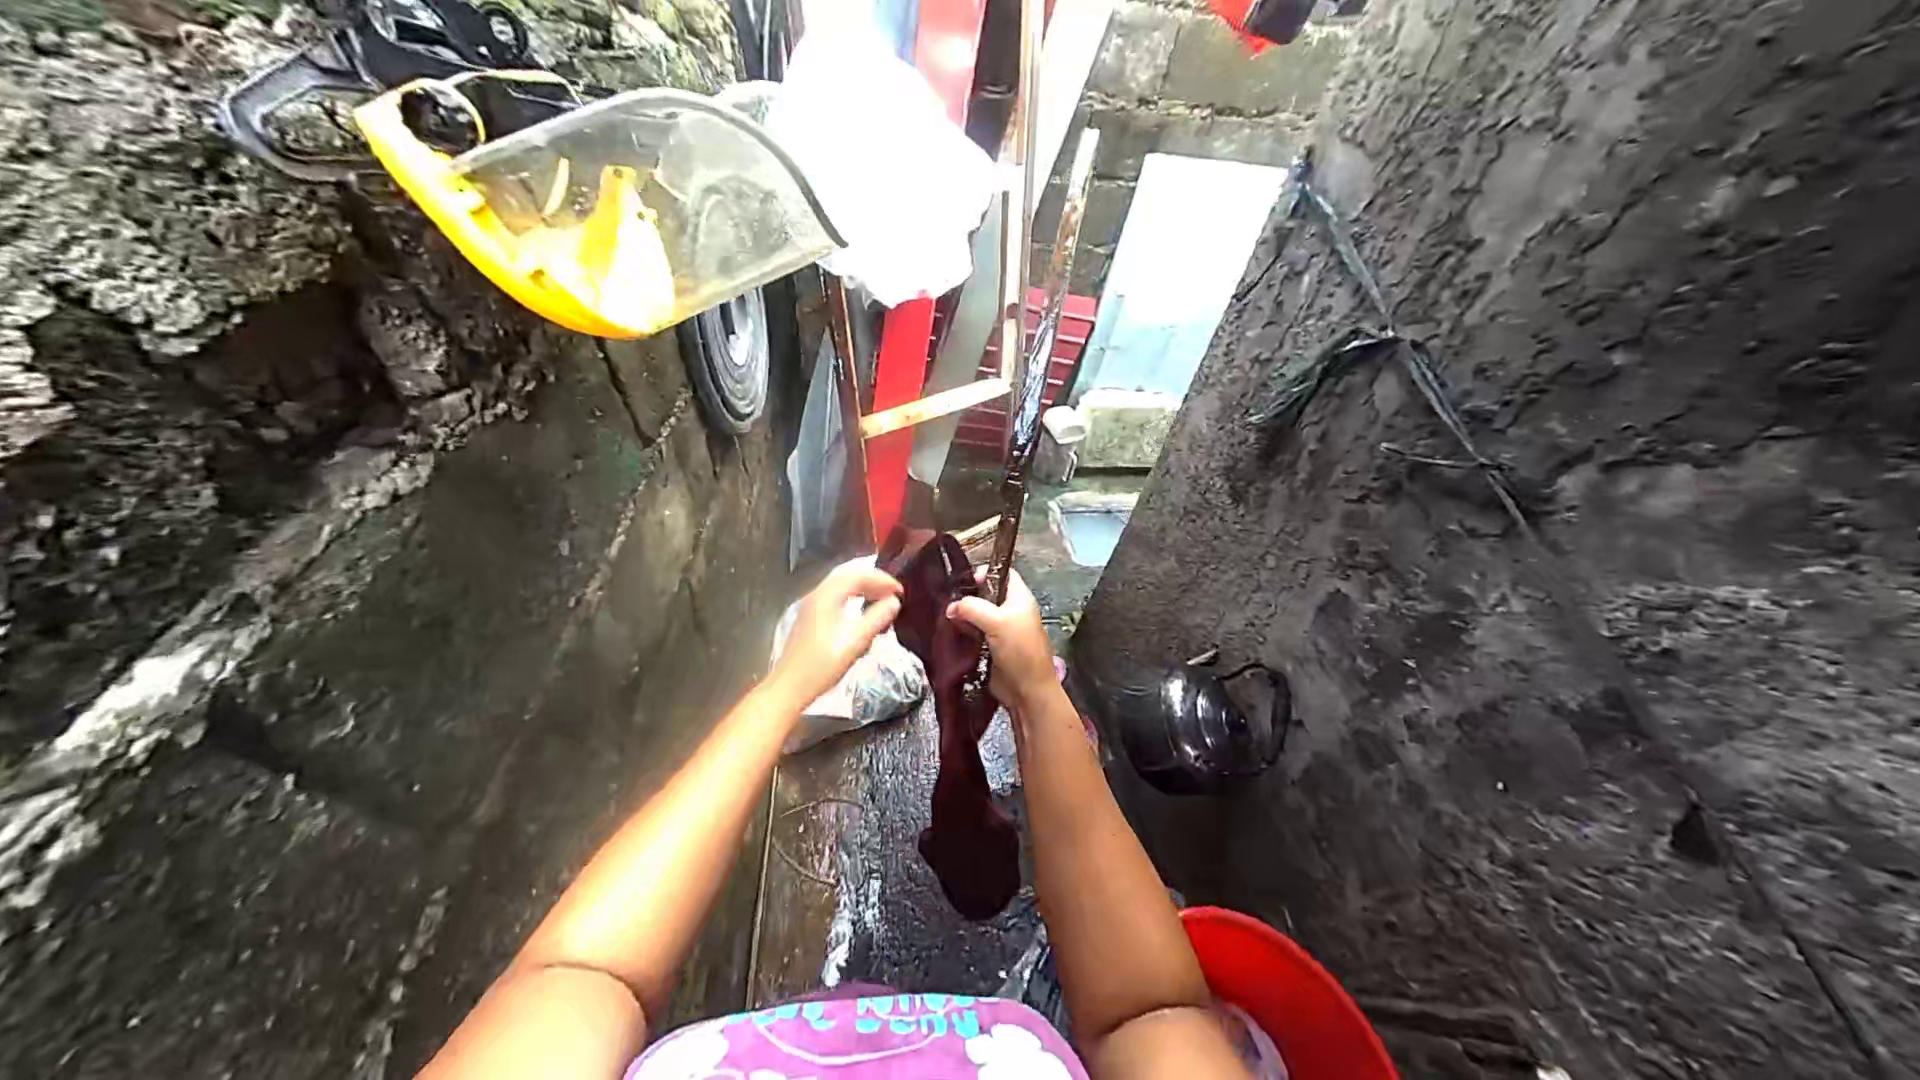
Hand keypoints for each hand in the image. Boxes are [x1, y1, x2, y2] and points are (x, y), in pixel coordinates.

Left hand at [769, 561, 903, 704]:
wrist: (788, 687)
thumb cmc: (821, 666)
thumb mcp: (854, 643)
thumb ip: (876, 619)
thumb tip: (894, 602)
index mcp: (826, 597)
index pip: (857, 576)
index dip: (881, 580)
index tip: (900, 590)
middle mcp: (816, 596)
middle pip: (848, 577)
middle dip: (872, 581)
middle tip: (893, 592)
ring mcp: (810, 606)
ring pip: (840, 587)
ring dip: (862, 589)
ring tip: (881, 599)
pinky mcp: (809, 618)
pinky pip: (834, 597)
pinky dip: (852, 598)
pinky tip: (861, 611)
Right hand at [946, 568, 1056, 710]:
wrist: (1027, 690)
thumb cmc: (1019, 651)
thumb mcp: (997, 622)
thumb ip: (972, 609)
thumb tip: (950, 607)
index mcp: (1019, 597)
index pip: (1002, 573)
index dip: (984, 572)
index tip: (964, 581)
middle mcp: (1010, 609)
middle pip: (986, 593)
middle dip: (967, 595)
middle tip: (948, 601)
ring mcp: (1000, 628)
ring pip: (977, 613)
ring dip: (963, 615)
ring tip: (946, 617)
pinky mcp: (990, 645)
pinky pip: (973, 631)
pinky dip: (963, 631)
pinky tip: (950, 632)